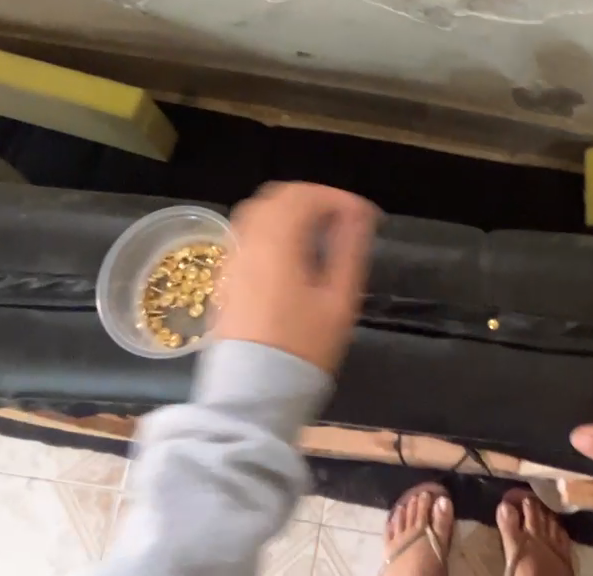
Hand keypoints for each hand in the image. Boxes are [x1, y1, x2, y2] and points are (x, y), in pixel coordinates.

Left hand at [214, 182, 379, 373]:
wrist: (252, 396)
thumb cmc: (303, 348)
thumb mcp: (339, 301)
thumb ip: (350, 250)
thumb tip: (359, 215)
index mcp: (278, 243)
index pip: (307, 196)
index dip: (340, 198)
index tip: (365, 216)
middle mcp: (249, 241)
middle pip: (280, 196)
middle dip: (315, 198)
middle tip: (344, 218)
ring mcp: (233, 258)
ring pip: (259, 210)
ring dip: (292, 209)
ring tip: (320, 230)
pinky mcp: (226, 275)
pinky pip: (247, 232)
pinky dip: (272, 226)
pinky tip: (292, 250)